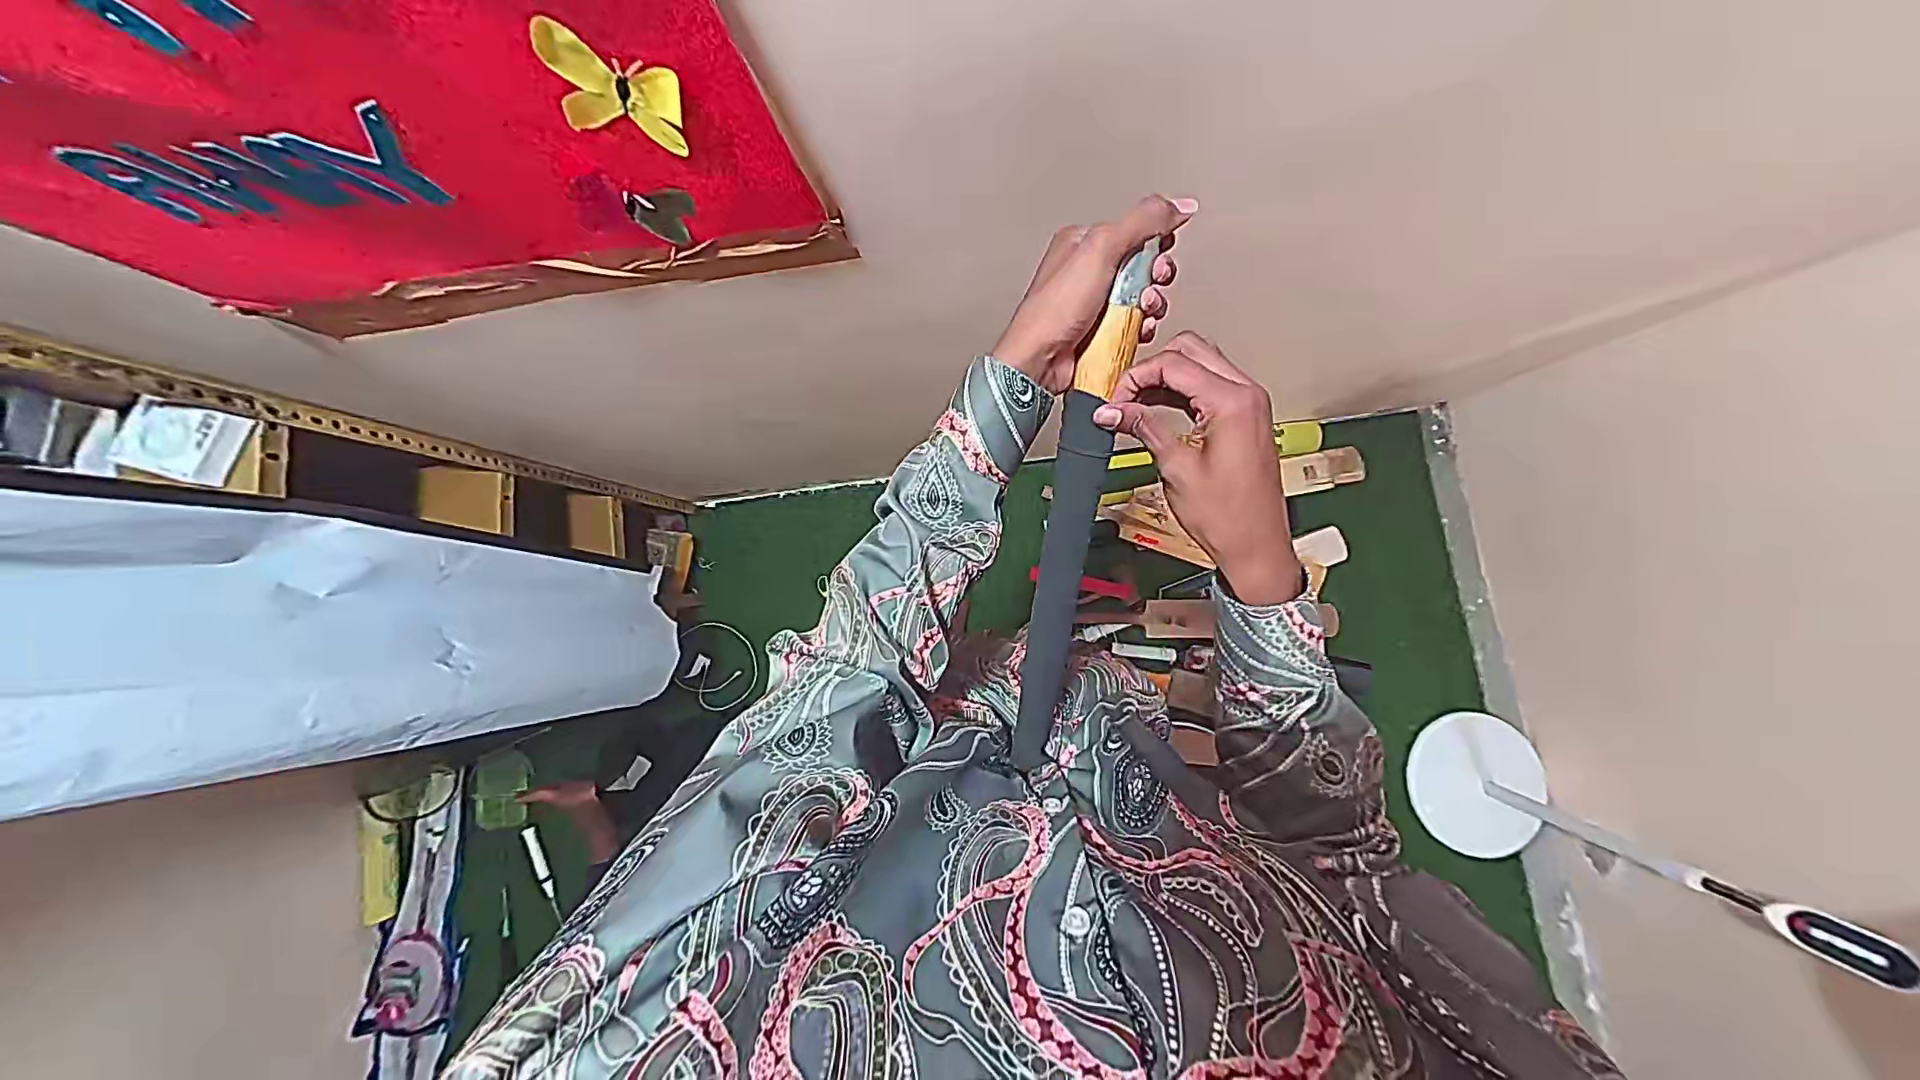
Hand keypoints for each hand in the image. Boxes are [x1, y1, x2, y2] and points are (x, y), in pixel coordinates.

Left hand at [992, 195, 1197, 393]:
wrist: (1039, 362)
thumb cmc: (1053, 310)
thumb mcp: (1100, 248)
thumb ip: (1143, 221)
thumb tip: (1180, 205)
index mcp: (1083, 244)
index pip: (1134, 231)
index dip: (1154, 245)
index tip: (1157, 256)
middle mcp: (1087, 273)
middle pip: (1143, 267)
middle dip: (1154, 279)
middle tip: (1144, 289)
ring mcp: (1093, 305)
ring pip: (1141, 299)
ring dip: (1149, 306)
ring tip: (1138, 312)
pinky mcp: (1100, 332)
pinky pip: (1133, 325)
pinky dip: (1140, 329)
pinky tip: (1133, 331)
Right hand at [1092, 333, 1304, 604]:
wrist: (1255, 545)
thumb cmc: (1228, 517)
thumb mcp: (1175, 468)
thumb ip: (1144, 428)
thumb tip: (1114, 411)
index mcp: (1233, 402)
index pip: (1174, 363)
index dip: (1136, 377)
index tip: (1114, 399)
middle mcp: (1246, 395)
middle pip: (1190, 351)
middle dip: (1151, 369)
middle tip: (1123, 397)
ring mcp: (1248, 405)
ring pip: (1200, 364)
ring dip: (1165, 378)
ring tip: (1134, 405)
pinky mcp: (1244, 418)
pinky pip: (1209, 387)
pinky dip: (1181, 391)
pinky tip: (1156, 409)